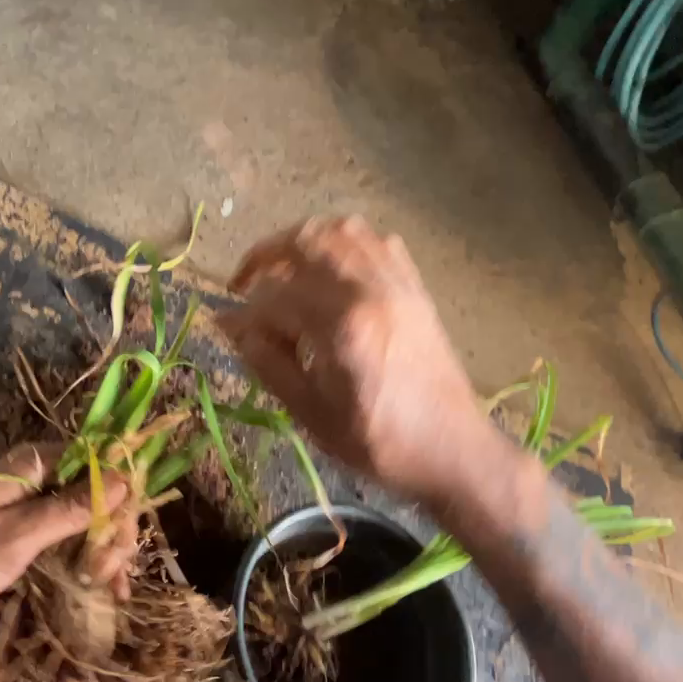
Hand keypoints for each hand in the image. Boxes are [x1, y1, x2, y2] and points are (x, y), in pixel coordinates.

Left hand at [0, 443, 138, 621]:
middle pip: (95, 493)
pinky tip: (102, 586)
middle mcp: (36, 476)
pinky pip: (65, 536)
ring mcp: (29, 503)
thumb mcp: (17, 534)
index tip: (129, 538)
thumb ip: (70, 507)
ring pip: (84, 517)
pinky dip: (84, 557)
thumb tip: (124, 478)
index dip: (120, 498)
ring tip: (114, 588)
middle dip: (112, 532)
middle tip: (116, 578)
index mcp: (33, 463)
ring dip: (102, 549)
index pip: (97, 464)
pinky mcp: (22, 530)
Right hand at [217, 217, 490, 500]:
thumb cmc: (379, 441)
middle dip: (265, 257)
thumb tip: (227, 324)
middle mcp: (369, 292)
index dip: (245, 314)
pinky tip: (330, 266)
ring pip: (341, 230)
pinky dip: (345, 242)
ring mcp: (396, 284)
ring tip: (283, 268)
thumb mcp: (311, 413)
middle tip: (244, 283)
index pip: (274, 298)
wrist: (455, 451)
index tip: (230, 330)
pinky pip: (376, 240)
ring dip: (302, 241)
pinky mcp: (413, 287)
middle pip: (305, 242)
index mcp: (343, 327)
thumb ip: (267, 361)